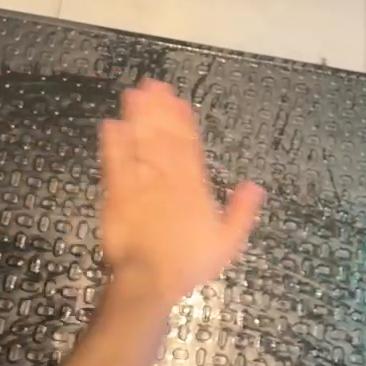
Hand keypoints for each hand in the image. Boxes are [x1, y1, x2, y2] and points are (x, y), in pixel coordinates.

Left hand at [97, 80, 264, 305]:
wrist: (149, 281)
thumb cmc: (189, 263)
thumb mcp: (227, 242)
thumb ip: (241, 210)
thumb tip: (255, 185)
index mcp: (192, 186)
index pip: (187, 145)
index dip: (182, 120)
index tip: (178, 99)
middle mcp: (165, 178)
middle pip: (161, 137)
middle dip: (157, 109)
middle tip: (151, 84)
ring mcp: (139, 184)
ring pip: (139, 144)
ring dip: (137, 118)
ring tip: (133, 95)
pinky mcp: (117, 195)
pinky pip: (115, 164)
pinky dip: (113, 144)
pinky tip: (110, 125)